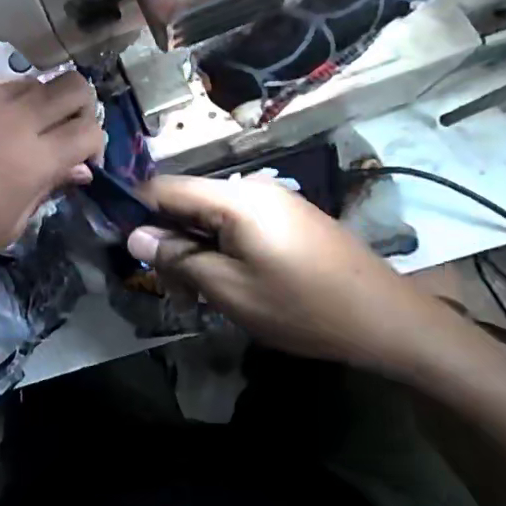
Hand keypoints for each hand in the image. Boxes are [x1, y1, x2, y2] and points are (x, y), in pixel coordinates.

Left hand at [0, 69, 103, 300]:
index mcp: (37, 159)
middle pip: (72, 86)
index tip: (80, 161)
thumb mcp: (9, 226)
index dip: (94, 144)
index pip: (90, 130)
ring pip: (30, 81)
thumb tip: (77, 169)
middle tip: (61, 132)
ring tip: (13, 129)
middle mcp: (16, 120)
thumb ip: (47, 189)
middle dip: (78, 108)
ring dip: (35, 103)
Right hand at [128, 175, 437, 366]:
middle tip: (165, 283)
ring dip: (196, 246)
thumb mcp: (230, 290)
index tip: (120, 243)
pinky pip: (241, 223)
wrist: (385, 318)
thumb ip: (178, 259)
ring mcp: (277, 201)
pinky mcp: (292, 218)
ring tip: (197, 290)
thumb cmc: (301, 306)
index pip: (165, 186)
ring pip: (214, 214)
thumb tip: (135, 235)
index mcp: (235, 198)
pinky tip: (230, 280)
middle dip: (168, 236)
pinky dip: (223, 246)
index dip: (136, 210)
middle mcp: (254, 188)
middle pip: (190, 199)